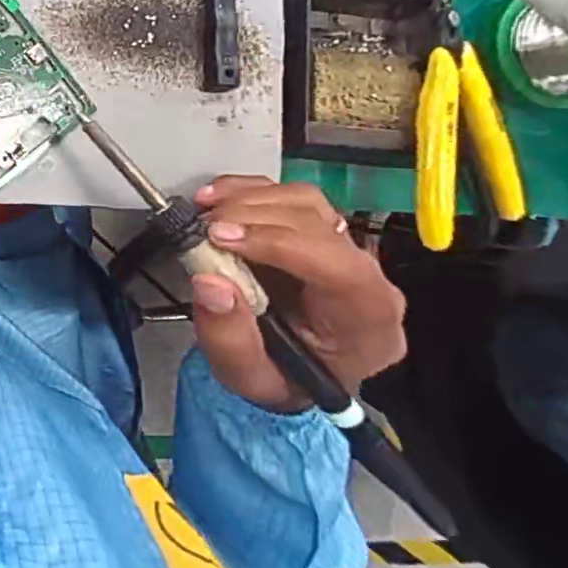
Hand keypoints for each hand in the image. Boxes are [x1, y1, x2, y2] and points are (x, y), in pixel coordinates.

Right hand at [187, 177, 406, 411]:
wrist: (286, 371)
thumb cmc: (277, 377)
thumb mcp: (247, 377)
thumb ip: (229, 338)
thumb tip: (210, 282)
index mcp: (365, 324)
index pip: (341, 268)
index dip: (281, 243)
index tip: (222, 238)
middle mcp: (366, 281)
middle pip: (320, 226)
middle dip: (251, 218)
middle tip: (202, 230)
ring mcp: (343, 250)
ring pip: (305, 202)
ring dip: (248, 199)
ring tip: (204, 214)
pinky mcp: (315, 231)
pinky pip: (288, 196)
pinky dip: (247, 190)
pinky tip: (215, 198)